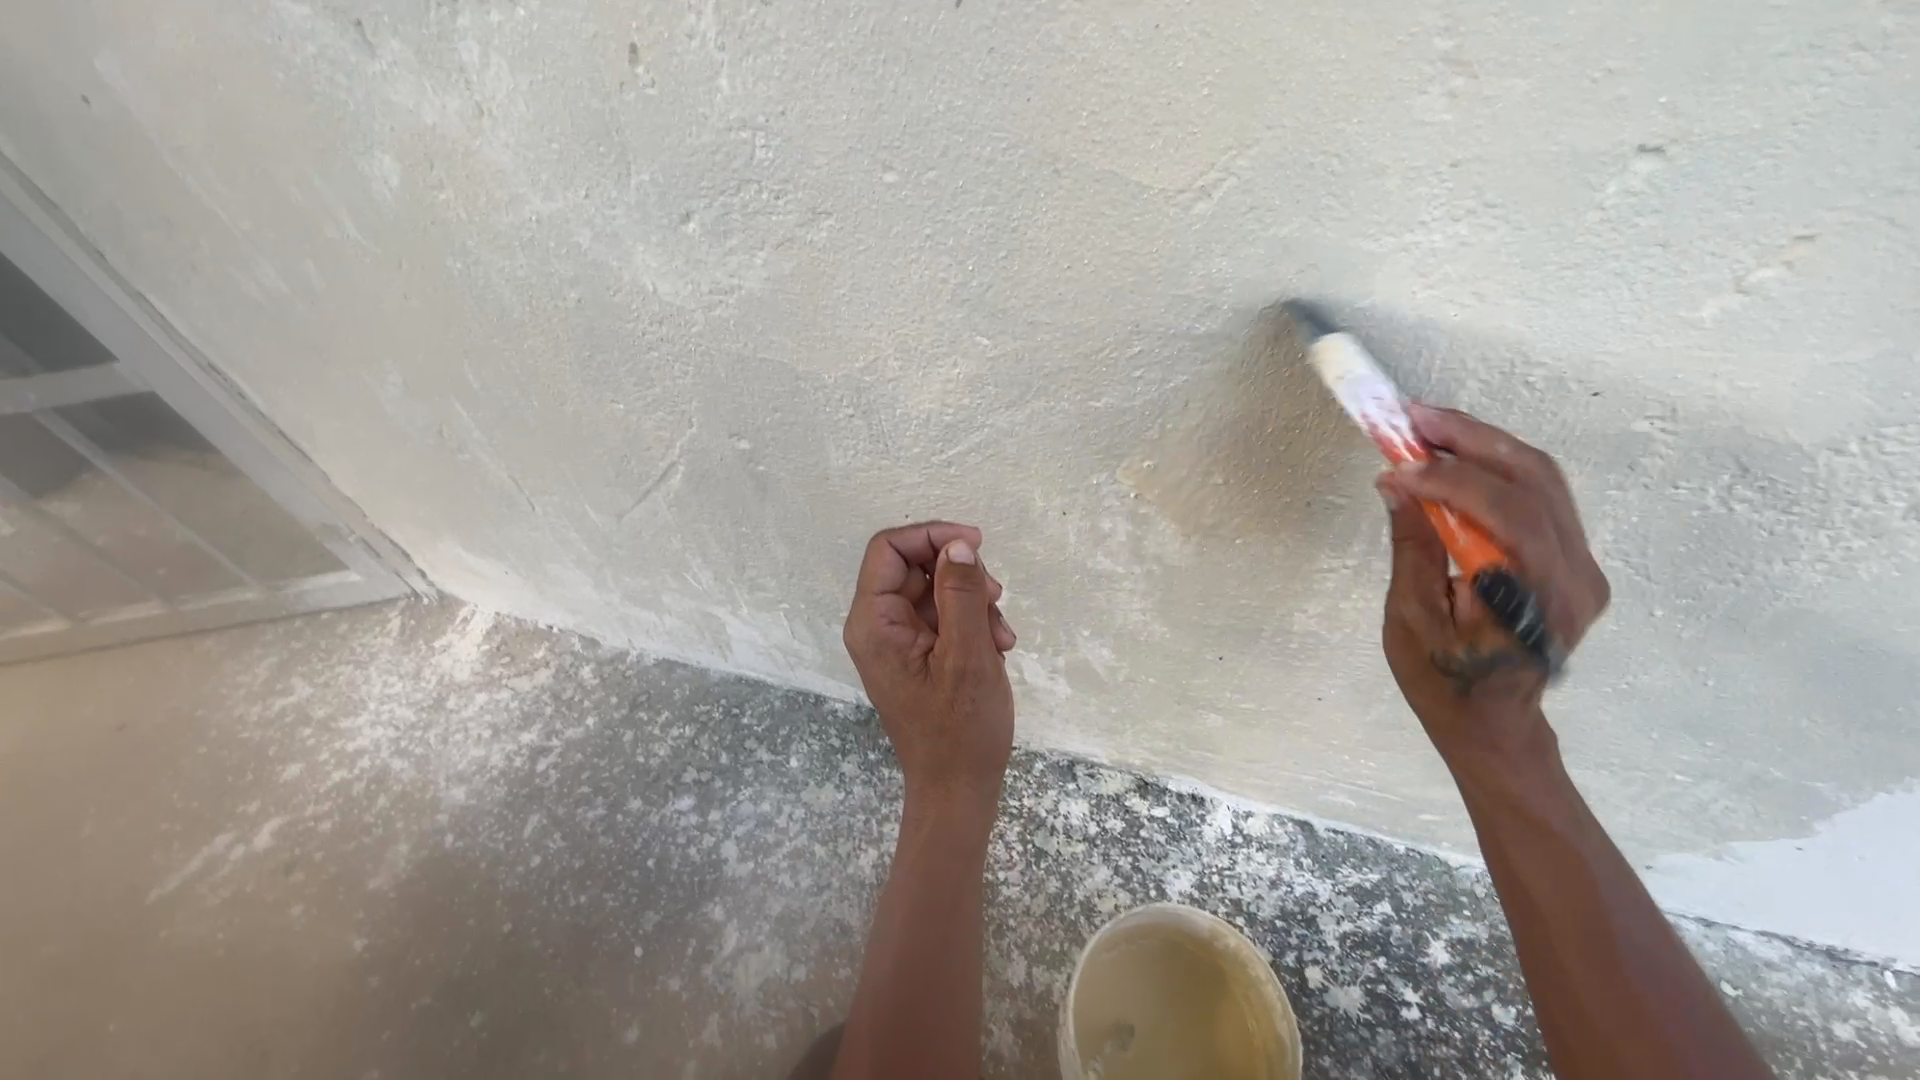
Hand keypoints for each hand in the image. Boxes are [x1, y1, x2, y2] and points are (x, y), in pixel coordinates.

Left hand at [843, 522, 1017, 808]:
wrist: (959, 788)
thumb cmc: (961, 728)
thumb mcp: (968, 655)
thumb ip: (961, 594)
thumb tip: (957, 545)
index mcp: (873, 622)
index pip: (889, 548)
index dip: (931, 535)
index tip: (976, 544)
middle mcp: (878, 625)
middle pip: (915, 565)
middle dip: (961, 575)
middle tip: (996, 598)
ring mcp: (898, 640)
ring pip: (936, 589)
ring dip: (974, 601)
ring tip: (1001, 637)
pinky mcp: (919, 653)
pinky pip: (944, 616)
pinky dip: (974, 622)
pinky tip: (998, 648)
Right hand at [1377, 406, 1609, 761]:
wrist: (1493, 724)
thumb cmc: (1442, 682)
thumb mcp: (1410, 619)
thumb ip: (1412, 547)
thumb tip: (1399, 487)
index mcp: (1537, 594)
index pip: (1504, 510)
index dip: (1447, 478)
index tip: (1394, 465)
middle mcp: (1576, 573)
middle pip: (1534, 478)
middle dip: (1469, 439)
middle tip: (1411, 418)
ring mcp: (1582, 565)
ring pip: (1542, 479)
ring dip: (1482, 445)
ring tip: (1426, 428)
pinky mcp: (1571, 561)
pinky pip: (1538, 497)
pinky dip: (1493, 469)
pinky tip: (1453, 459)